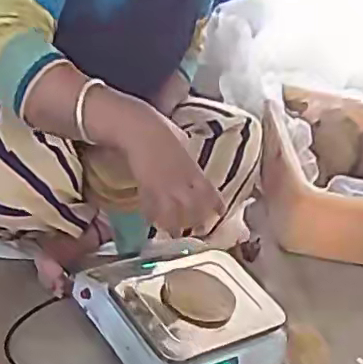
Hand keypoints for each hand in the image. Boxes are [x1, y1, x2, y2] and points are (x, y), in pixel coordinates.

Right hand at [123, 108, 224, 236]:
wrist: (141, 130)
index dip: (217, 205)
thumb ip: (188, 161)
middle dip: (198, 222)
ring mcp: (165, 189)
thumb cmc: (162, 131)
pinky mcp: (148, 191)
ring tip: (175, 233)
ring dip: (175, 226)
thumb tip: (191, 165)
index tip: (221, 213)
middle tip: (199, 231)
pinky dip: (152, 216)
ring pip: (175, 215)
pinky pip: (152, 209)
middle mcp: (183, 183)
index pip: (211, 193)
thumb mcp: (183, 145)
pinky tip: (150, 221)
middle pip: (195, 209)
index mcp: (194, 171)